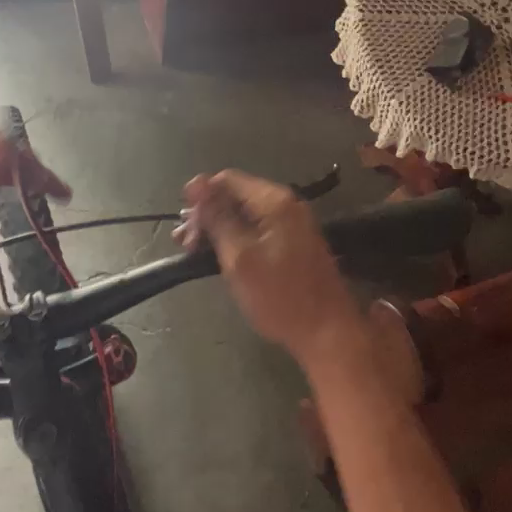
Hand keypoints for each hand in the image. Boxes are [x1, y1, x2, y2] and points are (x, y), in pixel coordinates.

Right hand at [177, 170, 363, 361]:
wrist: (327, 332)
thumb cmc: (280, 296)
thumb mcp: (239, 257)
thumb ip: (217, 217)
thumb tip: (196, 183)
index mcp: (274, 201)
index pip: (227, 180)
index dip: (200, 197)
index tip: (183, 225)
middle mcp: (286, 205)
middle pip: (236, 196)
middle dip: (207, 215)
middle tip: (184, 243)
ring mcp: (292, 224)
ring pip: (245, 215)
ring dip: (219, 229)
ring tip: (194, 252)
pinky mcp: (293, 243)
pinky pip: (258, 230)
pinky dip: (236, 239)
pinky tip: (220, 257)